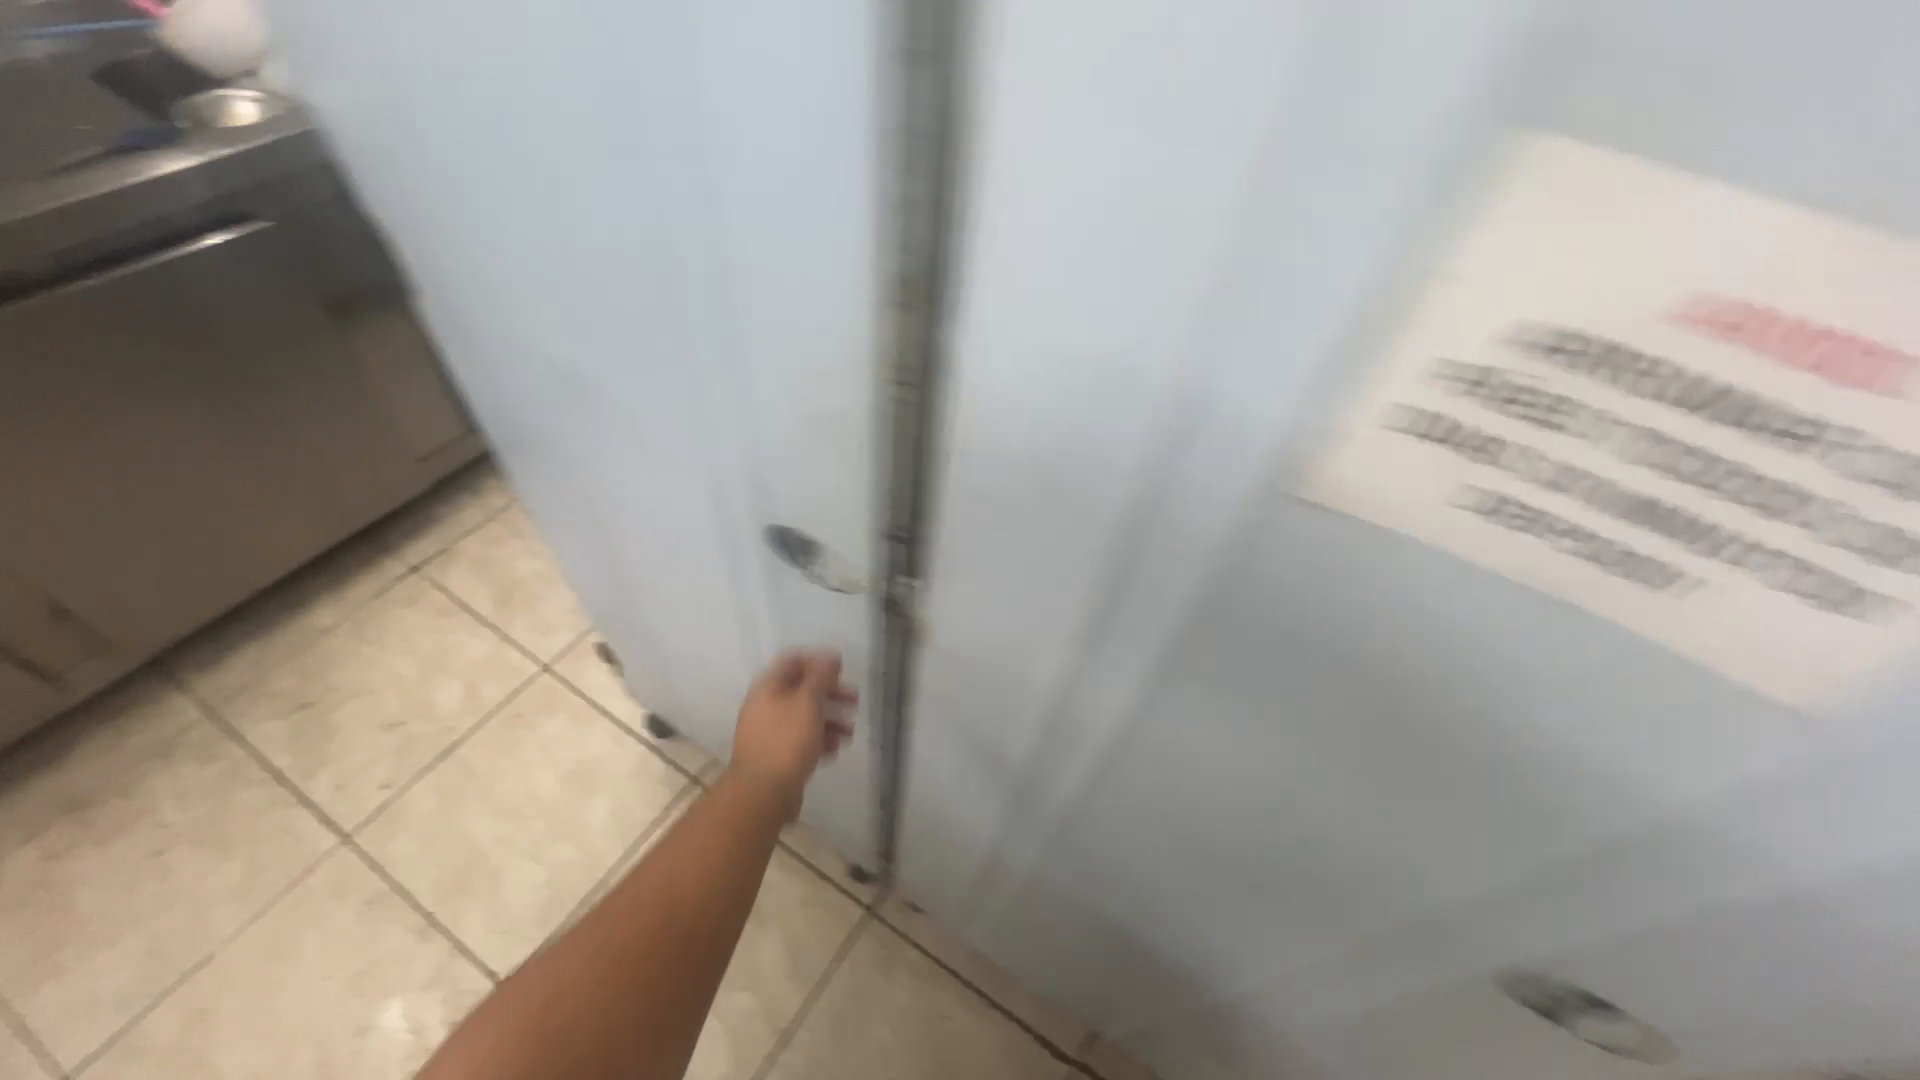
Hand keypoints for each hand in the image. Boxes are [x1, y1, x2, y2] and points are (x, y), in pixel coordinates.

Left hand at [726, 649, 856, 820]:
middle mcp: (766, 706)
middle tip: (854, 701)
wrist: (762, 793)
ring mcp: (770, 732)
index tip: (842, 671)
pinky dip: (820, 740)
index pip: (794, 661)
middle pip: (802, 690)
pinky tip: (834, 749)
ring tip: (849, 733)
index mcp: (768, 687)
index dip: (819, 662)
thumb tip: (831, 656)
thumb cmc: (786, 742)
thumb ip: (820, 677)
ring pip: (804, 716)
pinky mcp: (777, 755)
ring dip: (830, 719)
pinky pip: (801, 739)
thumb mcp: (807, 703)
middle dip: (830, 694)